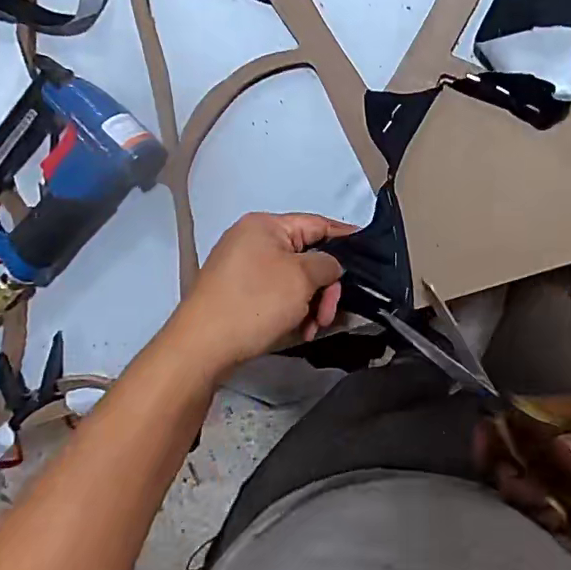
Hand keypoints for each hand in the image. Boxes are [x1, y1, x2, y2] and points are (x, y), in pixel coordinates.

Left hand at [157, 212, 352, 375]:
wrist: (203, 345)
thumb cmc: (255, 302)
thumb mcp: (302, 278)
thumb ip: (326, 264)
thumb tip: (330, 265)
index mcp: (265, 225)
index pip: (316, 224)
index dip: (344, 238)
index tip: (367, 253)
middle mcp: (251, 240)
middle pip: (306, 256)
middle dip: (323, 286)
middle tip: (329, 313)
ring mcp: (242, 267)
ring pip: (293, 279)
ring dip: (310, 303)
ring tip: (312, 328)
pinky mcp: (237, 292)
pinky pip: (275, 294)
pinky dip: (291, 310)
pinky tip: (297, 331)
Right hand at [486, 393, 570, 525]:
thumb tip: (559, 451)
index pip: (519, 413)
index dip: (498, 432)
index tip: (484, 456)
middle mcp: (569, 422)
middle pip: (524, 441)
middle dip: (512, 465)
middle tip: (517, 494)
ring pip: (539, 460)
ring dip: (529, 482)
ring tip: (539, 508)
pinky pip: (558, 474)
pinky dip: (550, 491)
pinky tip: (557, 511)